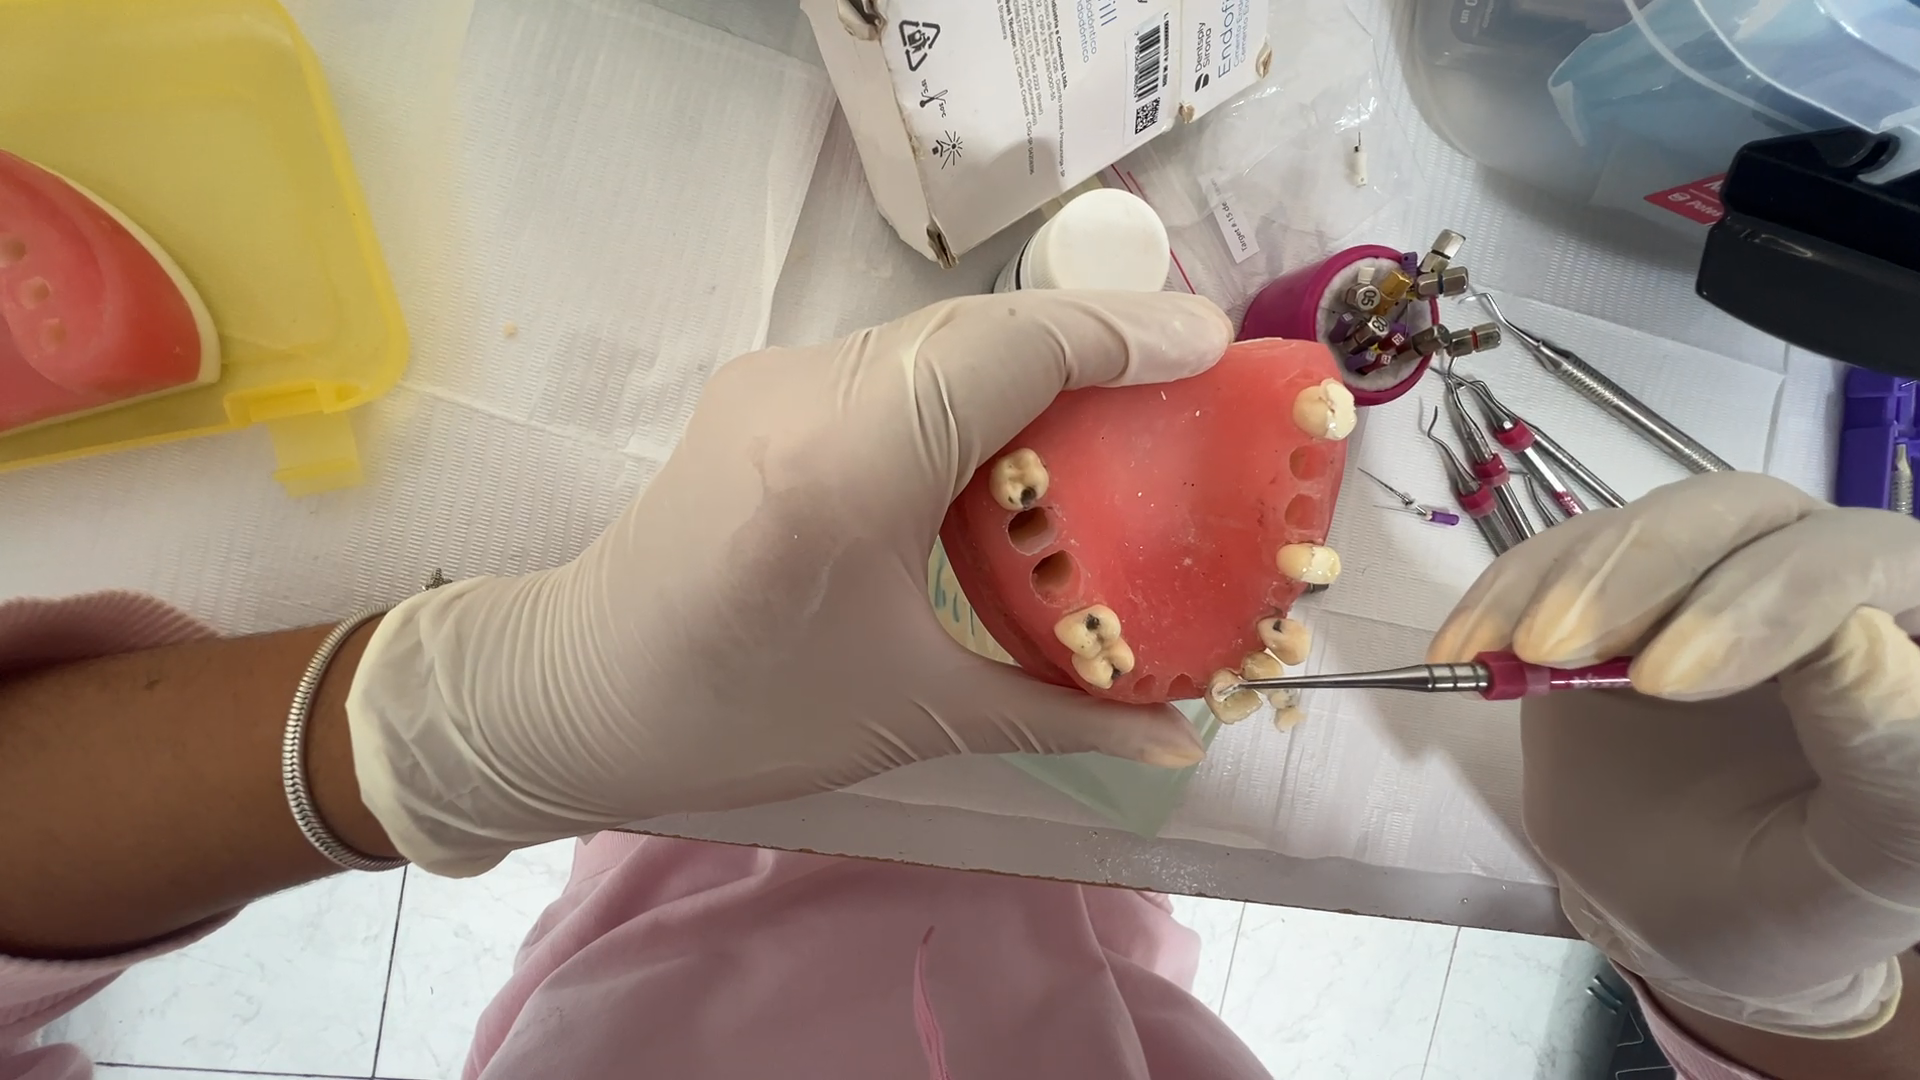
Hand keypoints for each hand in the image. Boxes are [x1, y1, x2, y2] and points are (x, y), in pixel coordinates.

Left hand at [346, 292, 1231, 875]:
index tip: (1211, 347)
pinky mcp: (765, 385)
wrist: (572, 691)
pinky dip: (975, 379)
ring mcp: (777, 376)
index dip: (1120, 334)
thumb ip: (1058, 716)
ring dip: (1034, 357)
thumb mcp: (913, 717)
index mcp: (845, 469)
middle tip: (1182, 380)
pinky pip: (897, 361)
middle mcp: (808, 391)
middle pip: (979, 328)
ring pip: (938, 336)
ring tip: (1115, 404)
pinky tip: (1011, 431)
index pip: (1005, 350)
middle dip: (1093, 338)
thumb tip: (1180, 735)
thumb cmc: (740, 719)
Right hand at [1429, 472, 1919, 1037]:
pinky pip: (1540, 561)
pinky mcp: (1593, 598)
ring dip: (1549, 580)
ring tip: (1494, 654)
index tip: (1659, 685)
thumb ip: (1891, 763)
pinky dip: (1493, 597)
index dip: (1760, 601)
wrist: (1662, 900)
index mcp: (1912, 637)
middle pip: (1728, 512)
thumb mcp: (1864, 861)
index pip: (1855, 562)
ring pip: (1626, 524)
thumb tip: (1859, 637)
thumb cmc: (1783, 894)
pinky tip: (1461, 649)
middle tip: (1548, 648)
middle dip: (1632, 570)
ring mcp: (1685, 584)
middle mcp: (1800, 585)